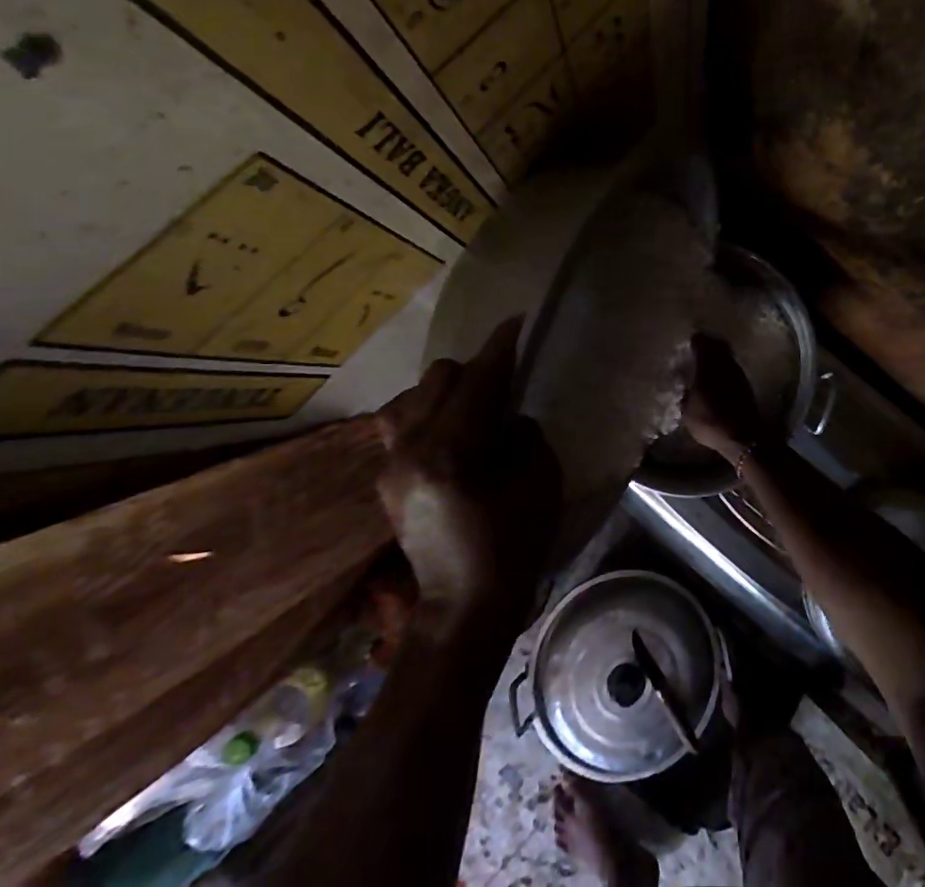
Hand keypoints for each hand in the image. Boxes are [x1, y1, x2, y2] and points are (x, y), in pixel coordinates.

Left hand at [374, 316, 561, 620]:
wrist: (466, 603)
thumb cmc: (514, 545)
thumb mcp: (540, 482)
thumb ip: (523, 433)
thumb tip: (508, 414)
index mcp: (452, 450)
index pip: (478, 380)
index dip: (501, 348)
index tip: (516, 322)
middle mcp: (410, 448)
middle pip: (439, 377)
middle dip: (475, 371)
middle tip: (504, 386)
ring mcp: (390, 463)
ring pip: (411, 396)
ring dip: (446, 392)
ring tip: (472, 410)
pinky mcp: (385, 477)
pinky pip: (401, 423)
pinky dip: (428, 415)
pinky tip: (450, 433)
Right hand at [683, 333, 767, 463]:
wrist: (743, 437)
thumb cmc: (710, 422)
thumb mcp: (688, 412)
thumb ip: (684, 395)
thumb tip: (684, 387)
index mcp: (707, 366)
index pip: (702, 342)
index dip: (695, 340)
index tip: (688, 341)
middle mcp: (725, 364)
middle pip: (718, 345)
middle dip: (708, 344)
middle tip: (697, 348)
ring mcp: (738, 374)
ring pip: (727, 355)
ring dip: (718, 356)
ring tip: (706, 364)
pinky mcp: (746, 385)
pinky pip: (732, 367)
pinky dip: (724, 368)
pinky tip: (717, 378)